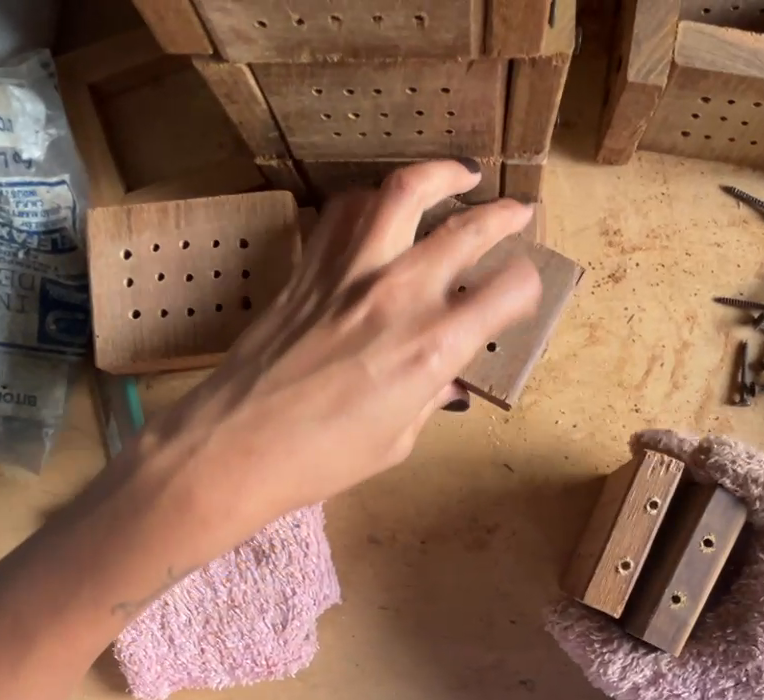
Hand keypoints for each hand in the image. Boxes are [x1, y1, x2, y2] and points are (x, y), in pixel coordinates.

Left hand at [133, 160, 541, 543]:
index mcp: (434, 347)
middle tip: (518, 211)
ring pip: (405, 191)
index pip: (509, 289)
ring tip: (459, 175)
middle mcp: (400, 295)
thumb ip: (429, 398)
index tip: (521, 291)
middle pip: (469, 230)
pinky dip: (373, 199)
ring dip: (442, 175)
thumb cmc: (323, 460)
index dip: (526, 286)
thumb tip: (445, 380)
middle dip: (506, 216)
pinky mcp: (309, 266)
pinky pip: (346, 211)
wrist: (237, 444)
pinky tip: (382, 206)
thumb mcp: (397, 441)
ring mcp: (350, 272)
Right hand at [547, 431, 763, 699]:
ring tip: (654, 477)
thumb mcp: (657, 699)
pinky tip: (658, 527)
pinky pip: (736, 548)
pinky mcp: (754, 611)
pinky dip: (700, 524)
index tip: (692, 453)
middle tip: (655, 453)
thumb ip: (603, 654)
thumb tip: (557, 608)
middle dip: (719, 466)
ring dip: (710, 491)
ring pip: (759, 521)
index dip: (749, 471)